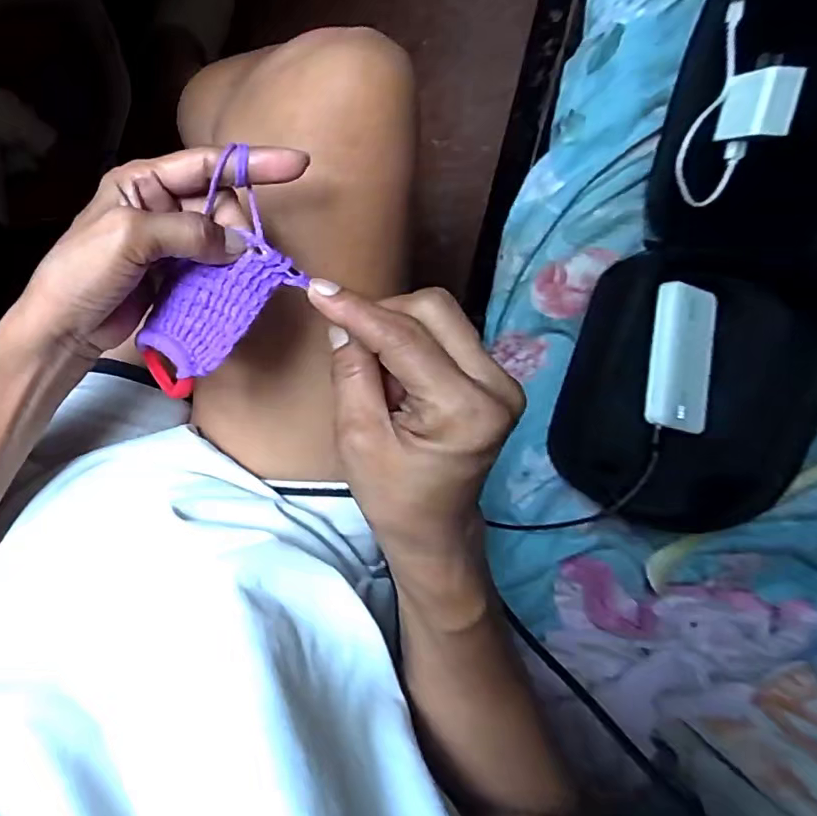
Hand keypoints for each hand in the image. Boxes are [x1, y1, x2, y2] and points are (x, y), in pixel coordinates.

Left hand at [0, 145, 310, 363]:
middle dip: (234, 221)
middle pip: (215, 201)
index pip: (203, 163)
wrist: (61, 327)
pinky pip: (205, 266)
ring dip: (230, 252)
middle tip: (240, 252)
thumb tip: (236, 242)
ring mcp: (161, 242)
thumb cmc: (82, 271)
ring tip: (238, 271)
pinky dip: (220, 274)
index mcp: (139, 182)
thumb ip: (187, 231)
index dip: (251, 163)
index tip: (297, 165)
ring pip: (214, 236)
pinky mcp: (166, 274)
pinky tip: (228, 285)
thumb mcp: (131, 236)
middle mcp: (153, 205)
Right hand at [304, 284, 524, 575]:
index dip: (357, 310)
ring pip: (439, 315)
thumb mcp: (357, 437)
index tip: (317, 289)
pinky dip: (405, 338)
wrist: (434, 526)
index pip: (404, 338)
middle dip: (380, 313)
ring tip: (372, 370)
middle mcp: (496, 384)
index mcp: (463, 408)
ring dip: (392, 326)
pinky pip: (442, 332)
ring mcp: (500, 378)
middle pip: (433, 309)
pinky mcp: (491, 376)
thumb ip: (351, 374)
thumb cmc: (390, 492)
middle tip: (346, 341)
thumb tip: (341, 325)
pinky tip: (391, 372)